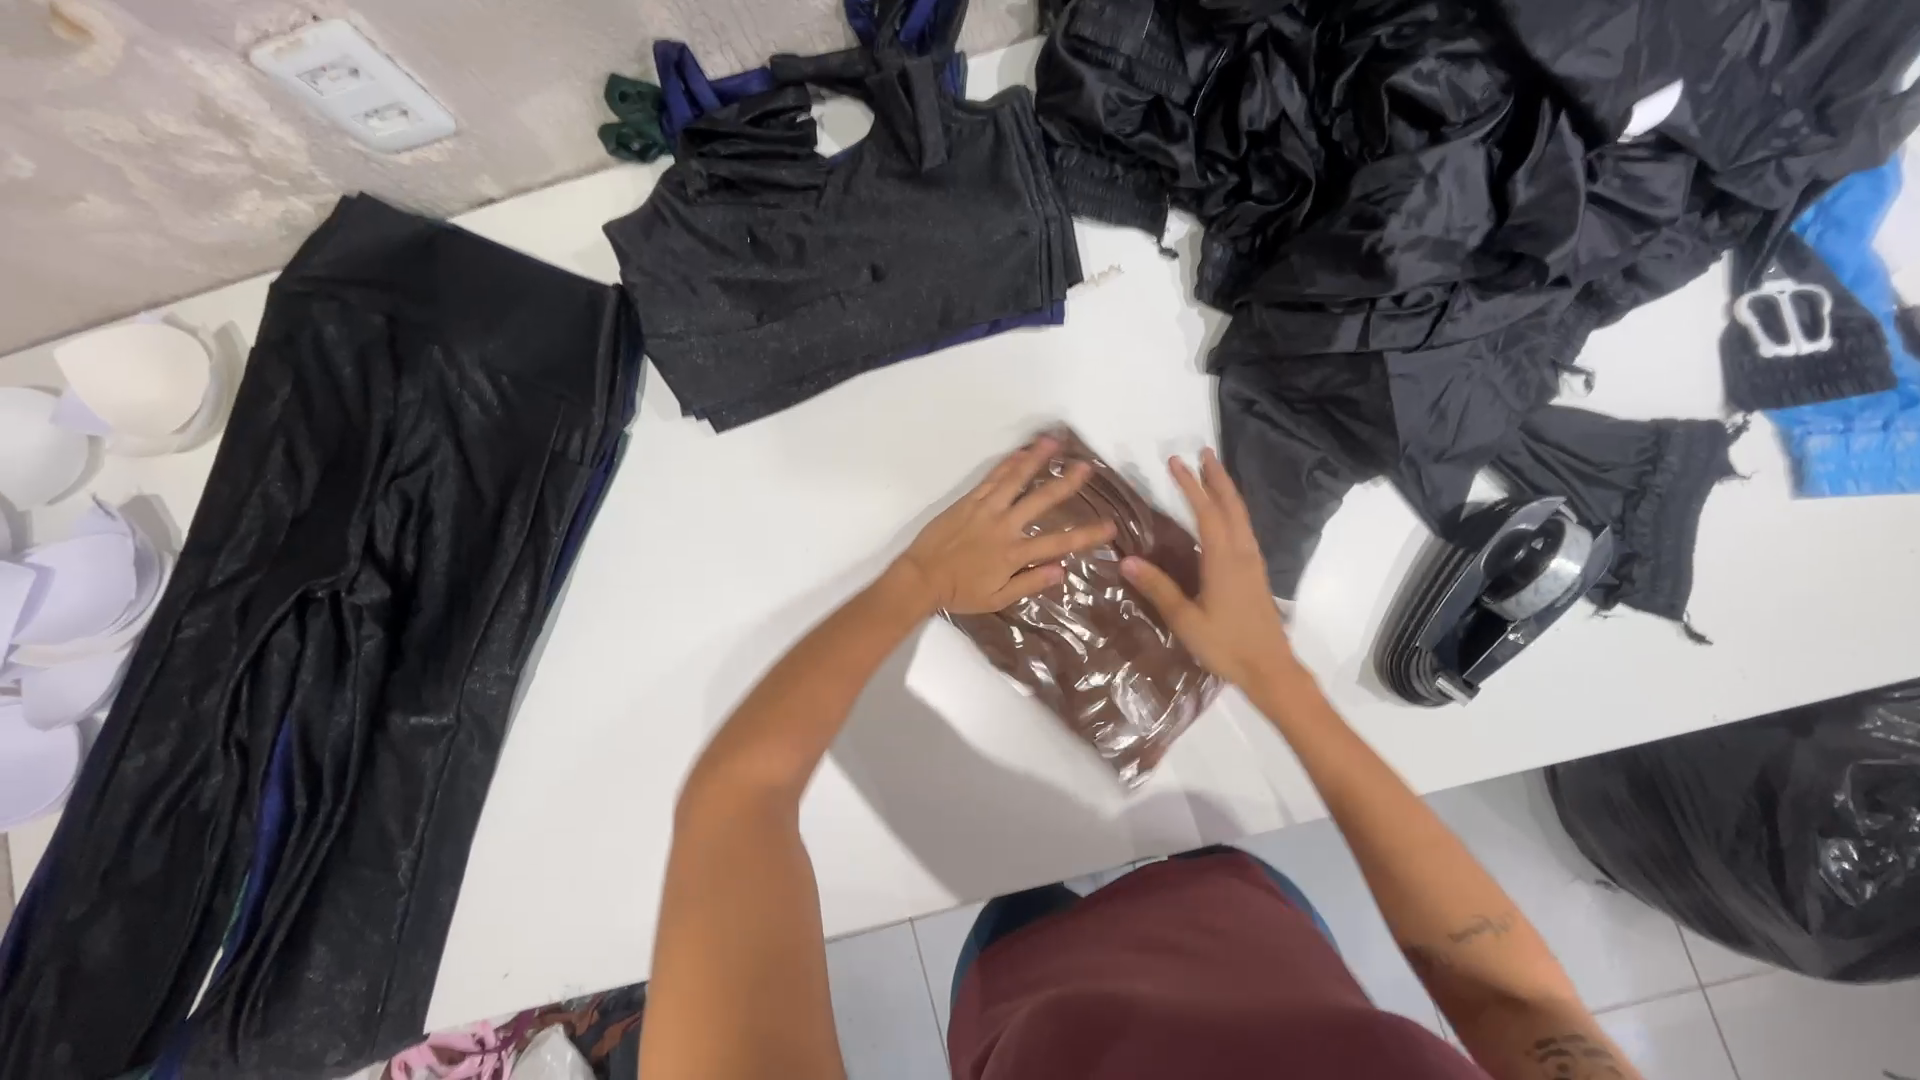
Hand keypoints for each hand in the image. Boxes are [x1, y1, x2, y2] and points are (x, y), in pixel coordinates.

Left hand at [893, 436, 1117, 614]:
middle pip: (1041, 501)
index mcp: (1014, 554)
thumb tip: (1061, 571)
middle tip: (1087, 468)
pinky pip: (992, 478)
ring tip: (1054, 442)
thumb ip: (1030, 583)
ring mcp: (986, 510)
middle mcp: (1005, 527)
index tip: (1110, 526)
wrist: (921, 578)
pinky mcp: (969, 501)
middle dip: (1066, 484)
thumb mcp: (998, 599)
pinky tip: (1021, 452)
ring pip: (1016, 480)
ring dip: (1036, 460)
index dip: (1086, 535)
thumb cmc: (959, 593)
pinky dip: (1007, 464)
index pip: (1058, 543)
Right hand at [1120, 449, 1303, 694]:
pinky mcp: (1256, 573)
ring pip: (1242, 516)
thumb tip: (1127, 561)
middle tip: (1203, 453)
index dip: (1191, 486)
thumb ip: (1158, 589)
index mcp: (1224, 561)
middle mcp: (1242, 554)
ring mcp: (1253, 563)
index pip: (1206, 512)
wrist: (1271, 668)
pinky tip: (1225, 516)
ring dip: (1227, 492)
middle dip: (1216, 478)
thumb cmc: (1226, 646)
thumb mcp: (1186, 621)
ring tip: (1213, 475)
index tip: (1176, 462)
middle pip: (1231, 506)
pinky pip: (1244, 529)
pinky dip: (1233, 511)